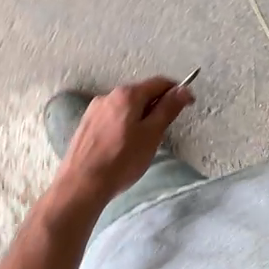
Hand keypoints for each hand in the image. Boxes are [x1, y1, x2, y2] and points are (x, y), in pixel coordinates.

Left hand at [51, 78, 193, 212]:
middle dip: (156, 107)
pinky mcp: (85, 125)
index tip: (187, 106)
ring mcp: (94, 110)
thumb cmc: (121, 161)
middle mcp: (108, 95)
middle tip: (161, 132)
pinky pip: (111, 118)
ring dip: (139, 117)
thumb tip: (183, 89)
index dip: (177, 92)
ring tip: (140, 143)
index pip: (160, 82)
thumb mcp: (152, 134)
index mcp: (127, 94)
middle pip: (141, 93)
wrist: (80, 186)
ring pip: (125, 107)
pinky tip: (121, 147)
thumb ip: (168, 108)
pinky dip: (123, 125)